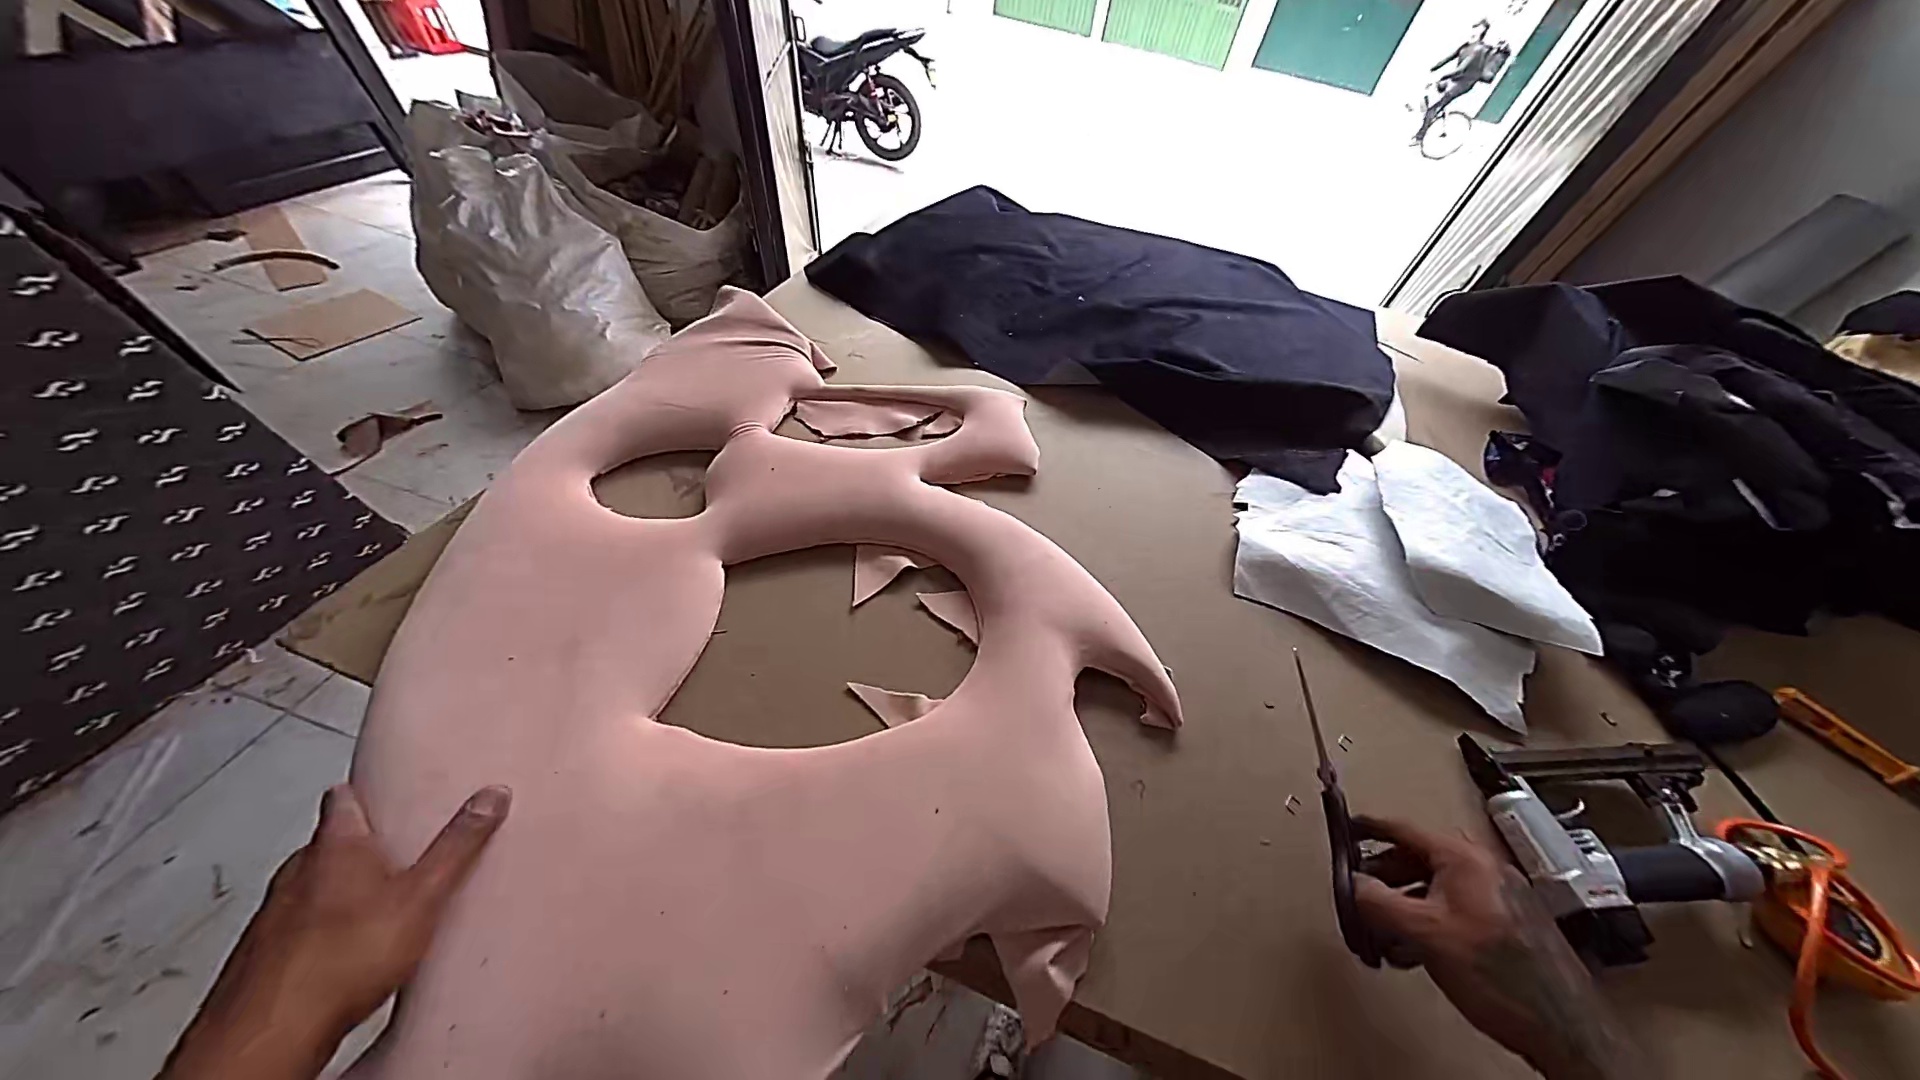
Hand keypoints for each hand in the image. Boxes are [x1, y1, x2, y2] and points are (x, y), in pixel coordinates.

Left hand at [159, 783, 510, 1079]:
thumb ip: (460, 842)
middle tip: (394, 842)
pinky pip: (297, 930)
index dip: (360, 789)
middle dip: (357, 842)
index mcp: (334, 848)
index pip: (342, 800)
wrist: (266, 1042)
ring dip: (337, 887)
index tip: (375, 784)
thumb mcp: (426, 893)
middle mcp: (295, 876)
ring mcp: (270, 921)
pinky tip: (347, 947)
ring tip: (378, 897)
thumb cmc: (341, 962)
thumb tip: (491, 795)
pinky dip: (322, 928)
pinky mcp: (259, 963)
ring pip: (308, 887)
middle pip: (326, 844)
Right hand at [1352, 816, 1655, 1079]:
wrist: (1564, 1030)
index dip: (1366, 828)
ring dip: (1402, 905)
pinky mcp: (1507, 924)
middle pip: (1413, 859)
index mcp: (1463, 858)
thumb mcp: (1421, 932)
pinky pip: (1452, 907)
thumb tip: (1350, 882)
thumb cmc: (1501, 975)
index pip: (1400, 829)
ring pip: (1431, 886)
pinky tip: (1414, 949)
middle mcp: (1482, 869)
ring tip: (1384, 930)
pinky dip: (1426, 920)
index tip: (1344, 829)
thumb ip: (1375, 900)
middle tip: (1359, 891)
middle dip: (1382, 878)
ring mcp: (1498, 896)